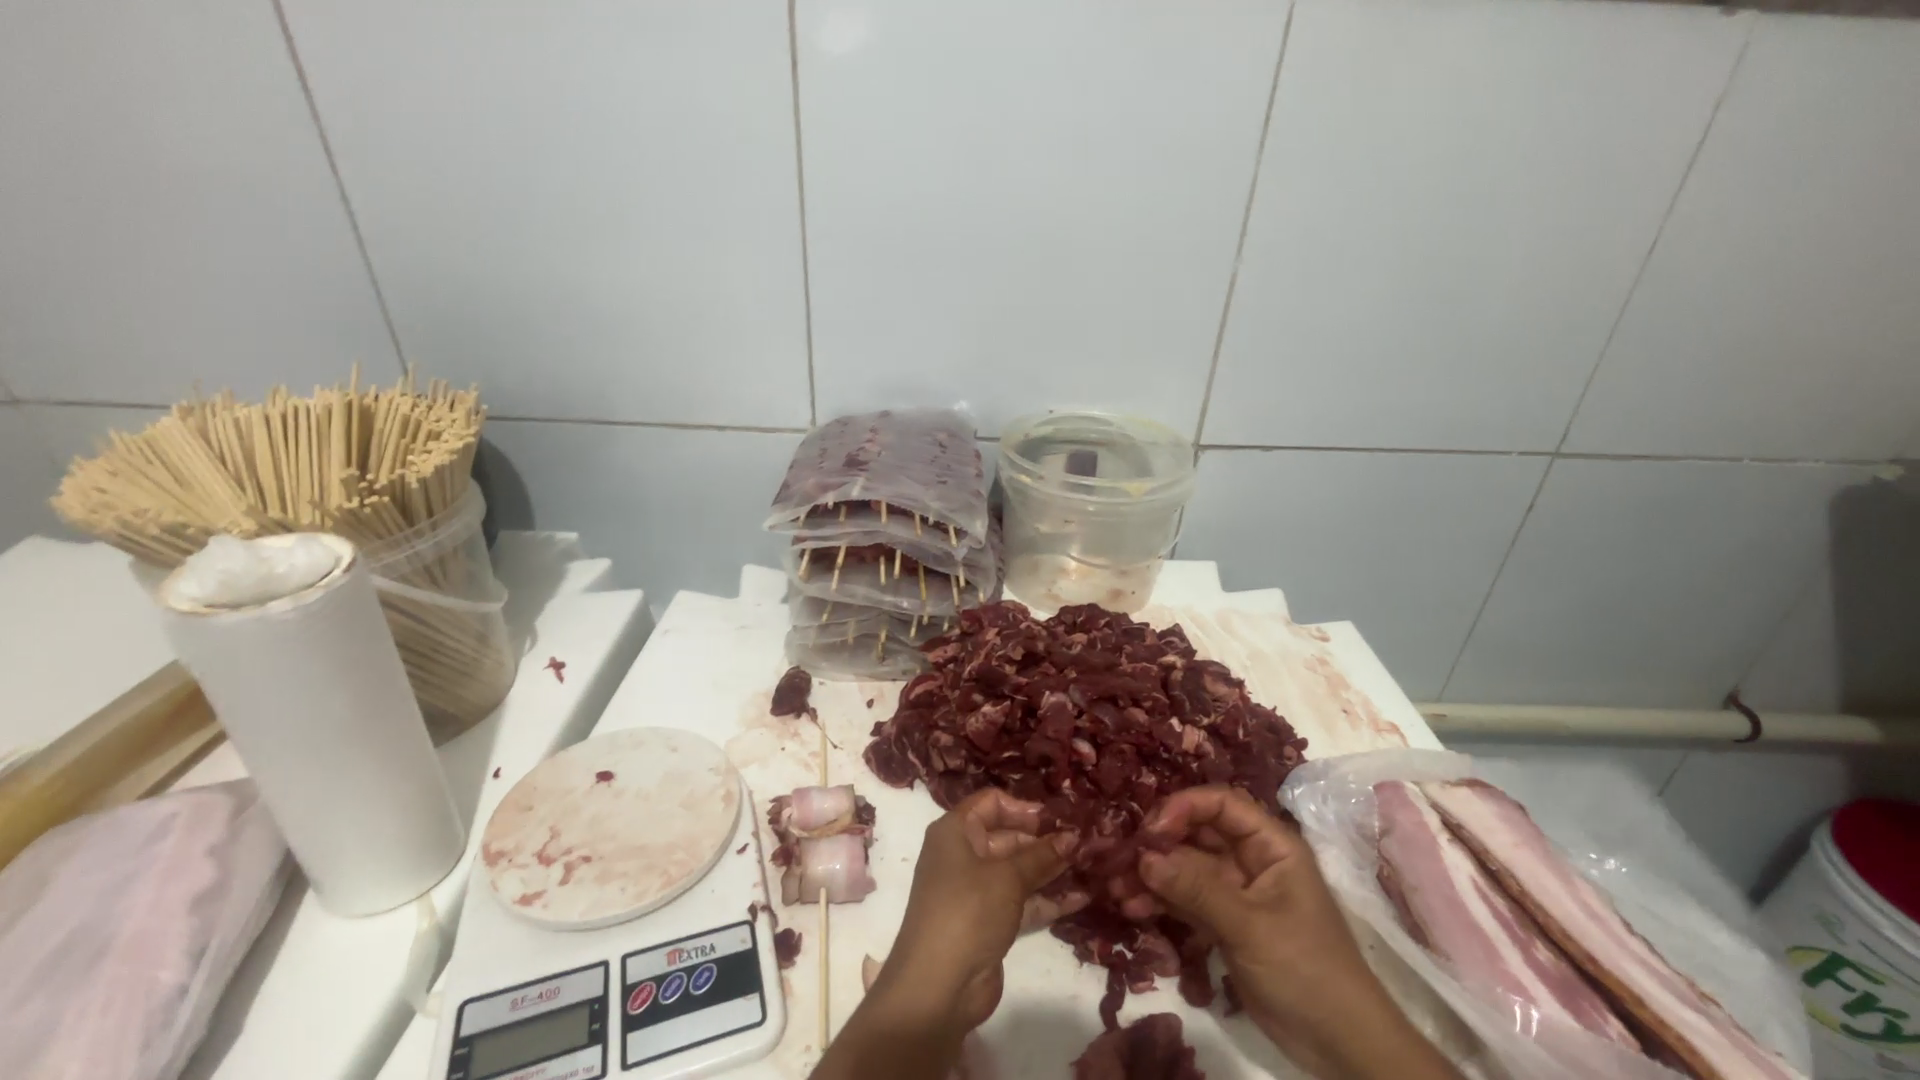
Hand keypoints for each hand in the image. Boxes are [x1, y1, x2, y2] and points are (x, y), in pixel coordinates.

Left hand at [813, 789, 1084, 1079]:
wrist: (938, 986)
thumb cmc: (968, 912)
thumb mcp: (1007, 877)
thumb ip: (1042, 855)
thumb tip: (1073, 836)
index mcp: (955, 832)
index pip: (991, 803)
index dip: (1025, 808)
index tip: (1059, 820)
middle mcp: (962, 855)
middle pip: (1008, 836)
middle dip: (1046, 841)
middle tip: (1087, 843)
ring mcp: (975, 891)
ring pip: (1017, 871)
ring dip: (1051, 870)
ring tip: (1091, 867)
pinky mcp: (988, 922)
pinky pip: (1021, 901)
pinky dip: (1047, 899)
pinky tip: (1082, 898)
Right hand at [1131, 786, 1459, 1079]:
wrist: (1339, 1042)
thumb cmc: (1305, 969)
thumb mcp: (1250, 926)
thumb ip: (1196, 889)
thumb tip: (1144, 856)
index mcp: (1272, 846)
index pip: (1221, 805)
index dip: (1183, 808)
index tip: (1149, 831)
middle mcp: (1252, 861)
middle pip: (1197, 834)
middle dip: (1158, 844)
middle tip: (1119, 859)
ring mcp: (1237, 894)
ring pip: (1186, 869)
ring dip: (1152, 876)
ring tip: (1116, 889)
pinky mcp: (1225, 926)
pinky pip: (1186, 901)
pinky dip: (1160, 903)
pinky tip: (1132, 909)